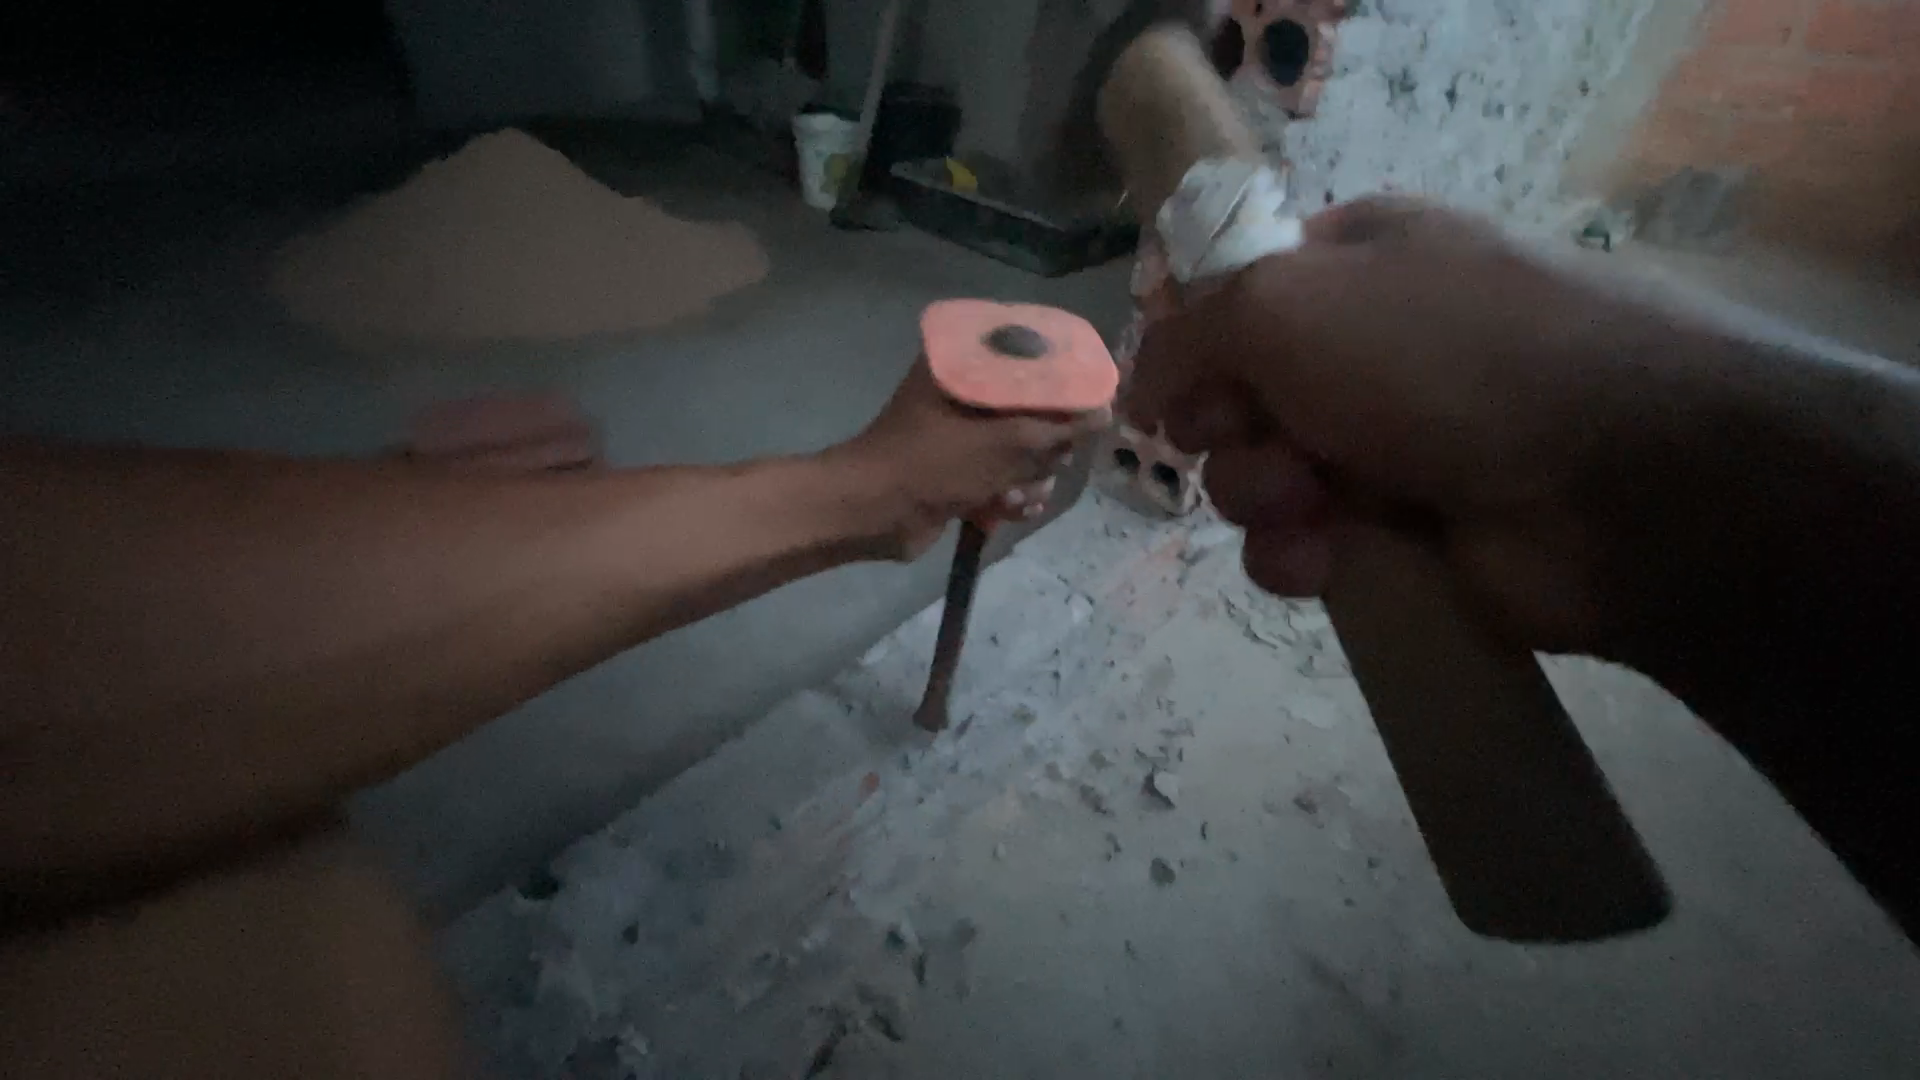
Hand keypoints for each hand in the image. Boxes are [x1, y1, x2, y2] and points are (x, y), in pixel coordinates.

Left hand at [839, 359, 1111, 560]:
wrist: (873, 513)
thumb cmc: (934, 464)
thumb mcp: (1004, 442)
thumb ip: (1059, 428)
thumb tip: (1105, 412)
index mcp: (969, 363)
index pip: (1035, 359)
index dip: (1066, 386)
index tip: (1086, 412)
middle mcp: (969, 392)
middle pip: (1038, 412)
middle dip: (1046, 448)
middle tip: (1041, 461)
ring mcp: (966, 434)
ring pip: (1026, 452)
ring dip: (1029, 479)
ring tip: (1015, 496)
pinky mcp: (963, 471)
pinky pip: (1006, 478)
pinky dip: (1012, 496)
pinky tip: (1007, 510)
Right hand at [1123, 197, 1703, 656]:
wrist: (1608, 484)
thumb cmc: (1434, 358)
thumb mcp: (1283, 305)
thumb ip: (1187, 336)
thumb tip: (1139, 390)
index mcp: (1343, 266)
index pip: (1224, 302)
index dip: (1192, 346)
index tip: (1185, 381)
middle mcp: (1354, 349)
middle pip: (1228, 399)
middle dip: (1229, 433)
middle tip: (1264, 436)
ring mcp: (1371, 440)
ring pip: (1250, 479)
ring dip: (1259, 497)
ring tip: (1309, 504)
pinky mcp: (1382, 526)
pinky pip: (1288, 543)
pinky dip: (1291, 553)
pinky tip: (1321, 558)